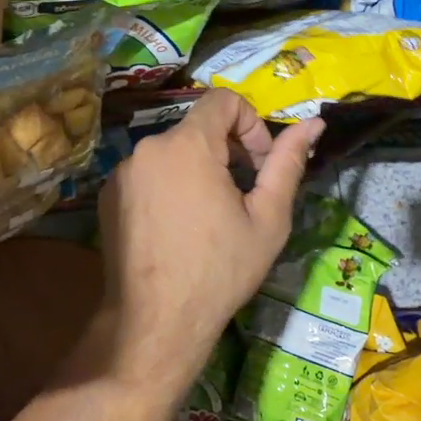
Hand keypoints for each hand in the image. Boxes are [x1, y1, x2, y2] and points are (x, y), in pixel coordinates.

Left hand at [96, 89, 322, 378]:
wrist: (155, 321)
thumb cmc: (220, 270)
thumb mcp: (267, 219)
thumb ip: (288, 164)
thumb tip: (314, 123)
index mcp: (187, 145)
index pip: (223, 100)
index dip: (250, 123)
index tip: (259, 164)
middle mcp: (148, 147)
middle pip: (196, 128)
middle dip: (226, 151)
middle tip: (241, 196)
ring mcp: (122, 172)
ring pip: (171, 152)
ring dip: (196, 170)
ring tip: (208, 218)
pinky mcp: (106, 195)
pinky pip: (146, 174)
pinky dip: (167, 186)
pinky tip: (177, 229)